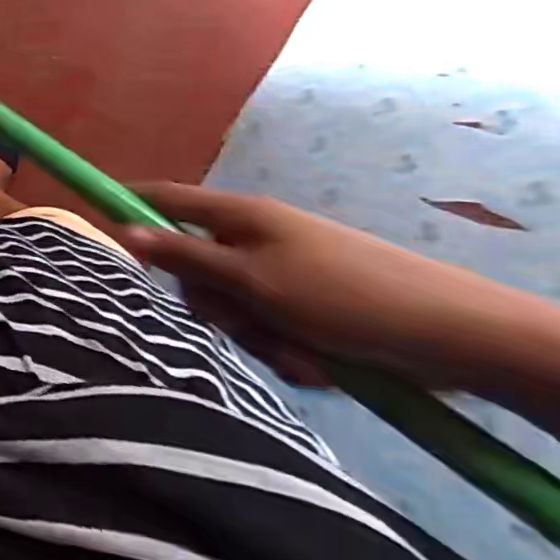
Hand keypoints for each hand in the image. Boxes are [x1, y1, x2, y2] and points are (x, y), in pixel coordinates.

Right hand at [117, 182, 559, 388]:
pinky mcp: (311, 303)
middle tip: (237, 326)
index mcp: (237, 215)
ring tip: (296, 355)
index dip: (125, 205)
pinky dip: (284, 345)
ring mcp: (283, 269)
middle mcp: (254, 236)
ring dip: (253, 334)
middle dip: (210, 303)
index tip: (94, 224)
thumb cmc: (344, 295)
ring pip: (232, 302)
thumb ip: (183, 255)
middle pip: (194, 264)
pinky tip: (316, 362)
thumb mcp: (252, 279)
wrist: (465, 337)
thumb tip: (120, 229)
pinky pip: (269, 323)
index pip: (162, 198)